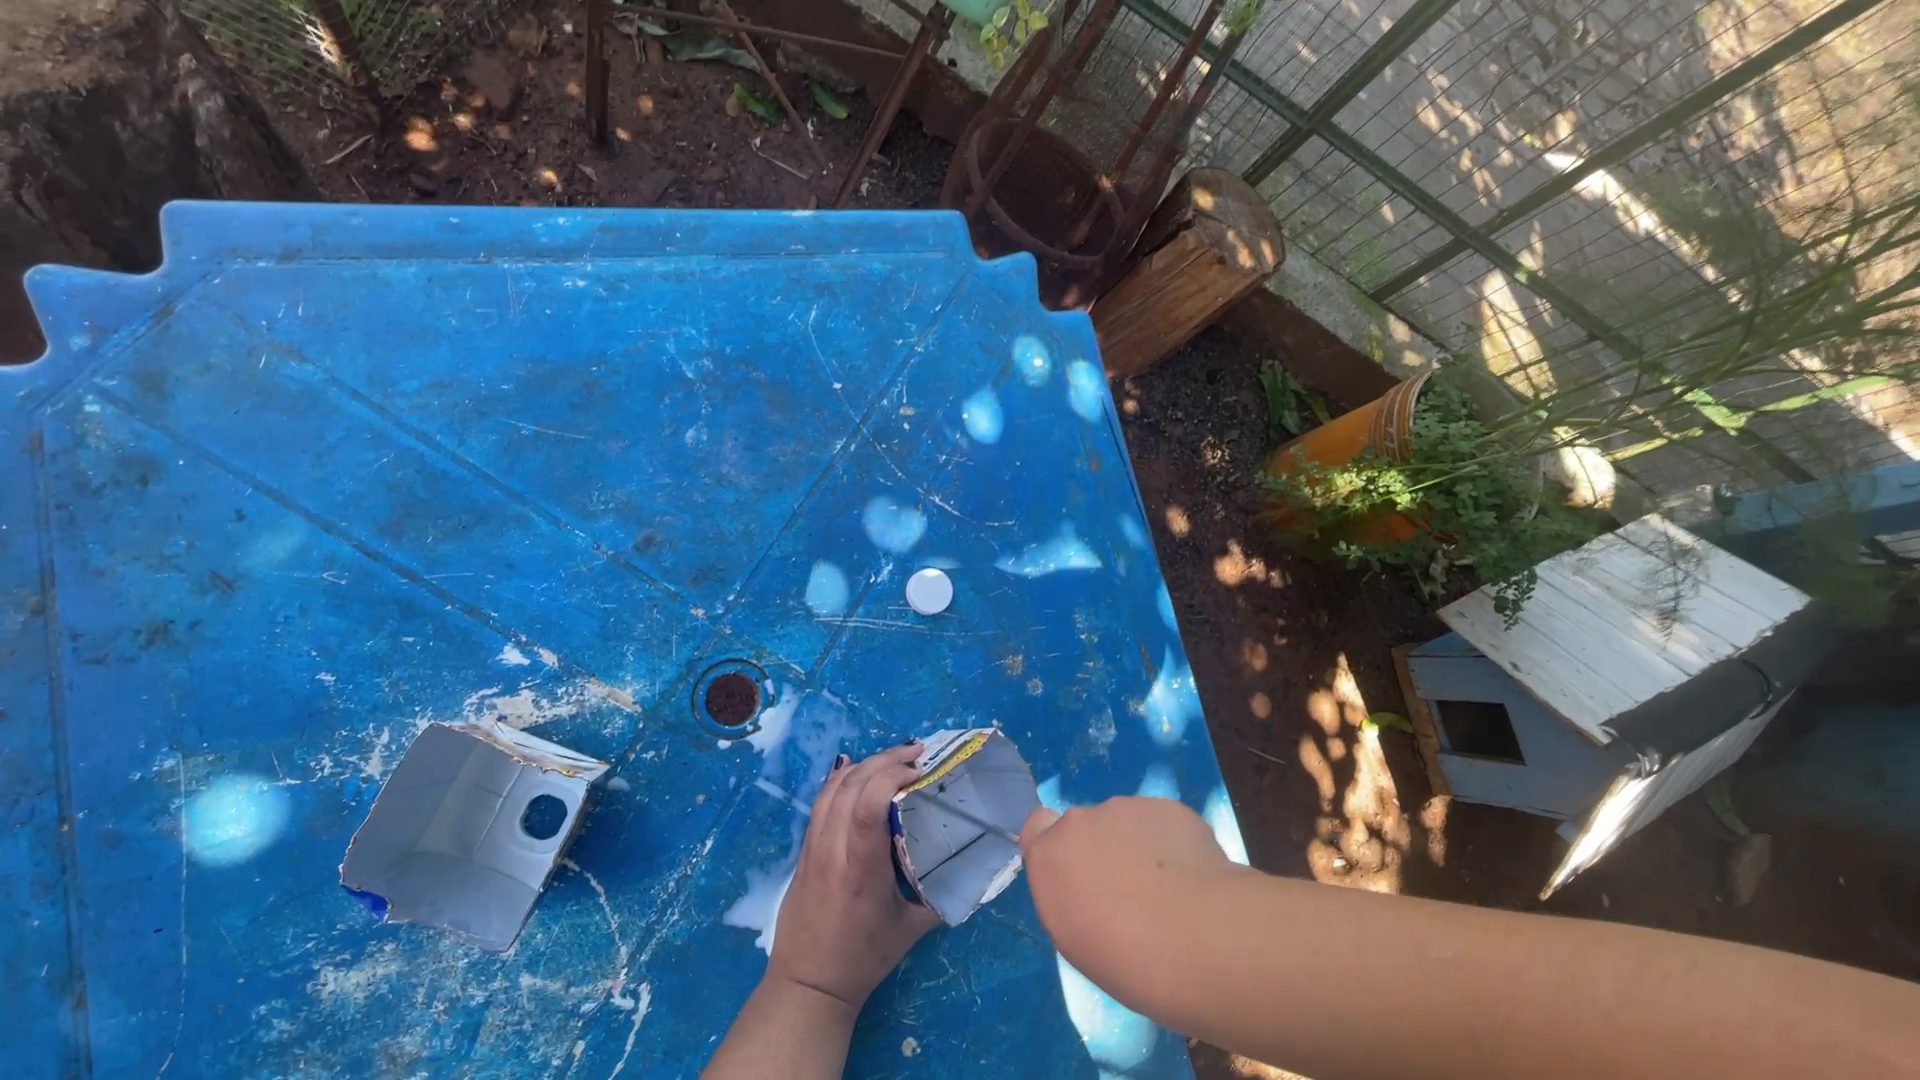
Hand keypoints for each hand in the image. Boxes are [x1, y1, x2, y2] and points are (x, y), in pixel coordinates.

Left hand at [766, 743, 942, 1010]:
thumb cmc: (863, 958)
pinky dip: (841, 779)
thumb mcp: (911, 930)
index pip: (867, 804)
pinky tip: (858, 770)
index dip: (891, 776)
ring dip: (864, 765)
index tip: (920, 771)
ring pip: (832, 788)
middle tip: (917, 753)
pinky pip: (820, 801)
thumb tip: (976, 868)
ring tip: (894, 758)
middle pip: (850, 785)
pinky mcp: (804, 849)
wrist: (807, 984)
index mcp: (861, 868)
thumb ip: (940, 894)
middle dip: (884, 760)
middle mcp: (833, 849)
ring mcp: (813, 846)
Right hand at [1019, 797, 1235, 1007]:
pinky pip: (1162, 822)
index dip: (1058, 844)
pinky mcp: (1167, 806)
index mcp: (1049, 856)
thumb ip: (1070, 894)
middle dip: (1103, 848)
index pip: (1037, 826)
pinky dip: (1171, 842)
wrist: (1194, 937)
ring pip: (1126, 822)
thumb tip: (1091, 885)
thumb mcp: (1075, 937)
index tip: (1079, 871)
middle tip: (1132, 889)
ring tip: (1169, 886)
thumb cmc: (1125, 959)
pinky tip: (1192, 875)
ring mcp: (1125, 807)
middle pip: (1086, 827)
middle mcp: (1080, 821)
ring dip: (1138, 845)